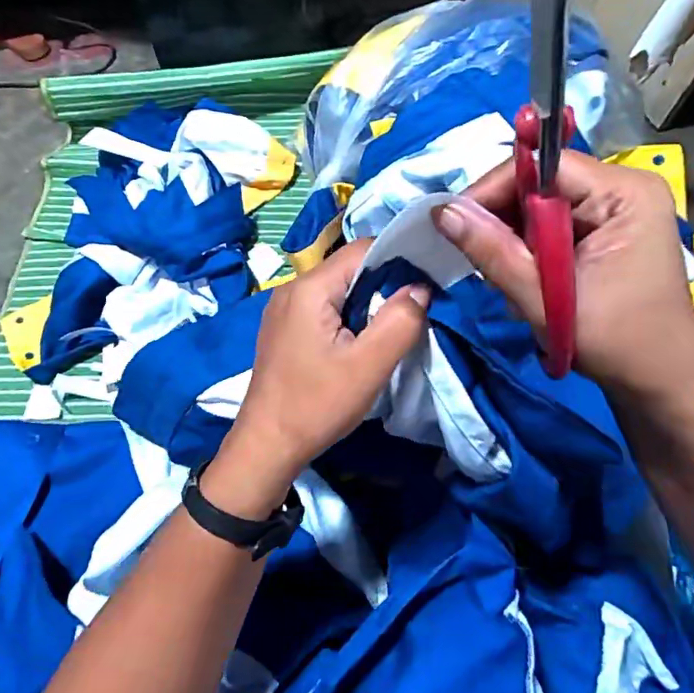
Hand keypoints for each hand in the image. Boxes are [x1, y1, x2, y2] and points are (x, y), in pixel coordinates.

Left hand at [208, 240, 429, 517]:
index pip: (362, 249)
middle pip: (349, 267)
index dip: (398, 258)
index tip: (426, 280)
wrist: (267, 443)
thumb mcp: (368, 366)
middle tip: (412, 311)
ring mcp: (284, 306)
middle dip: (383, 283)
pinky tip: (358, 341)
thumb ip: (399, 322)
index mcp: (310, 287)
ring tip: (388, 328)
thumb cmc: (317, 404)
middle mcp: (292, 287)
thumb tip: (420, 287)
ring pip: (337, 287)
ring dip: (365, 301)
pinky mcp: (284, 326)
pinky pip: (323, 305)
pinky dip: (346, 315)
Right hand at [434, 150, 693, 398]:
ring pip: (538, 204)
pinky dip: (526, 247)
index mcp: (625, 193)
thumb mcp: (545, 298)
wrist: (661, 385)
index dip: (493, 189)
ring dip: (511, 237)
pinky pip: (549, 222)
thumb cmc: (616, 342)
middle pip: (538, 183)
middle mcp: (623, 188)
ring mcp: (615, 209)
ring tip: (503, 275)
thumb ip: (492, 251)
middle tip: (476, 256)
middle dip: (500, 218)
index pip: (542, 167)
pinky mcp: (605, 229)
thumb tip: (441, 212)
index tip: (454, 222)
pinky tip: (523, 276)